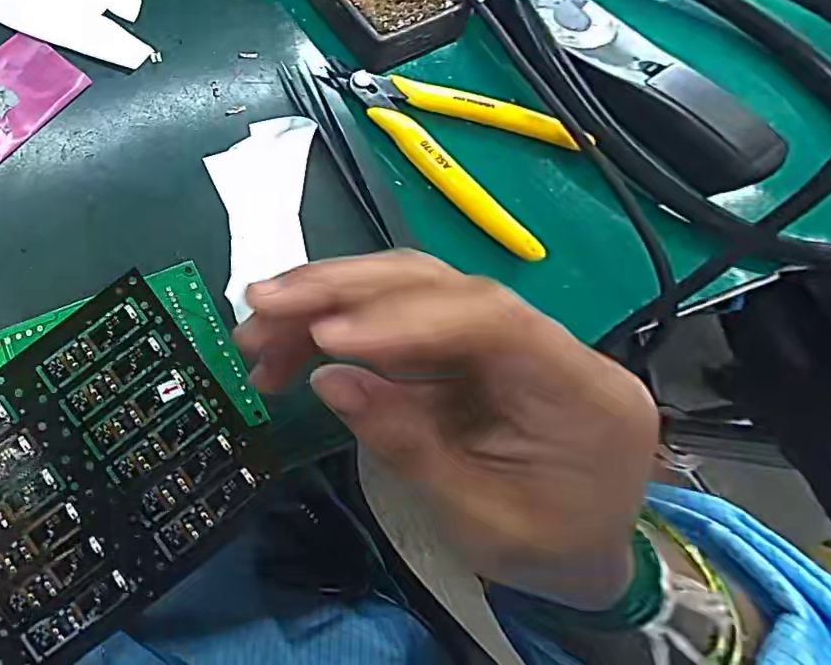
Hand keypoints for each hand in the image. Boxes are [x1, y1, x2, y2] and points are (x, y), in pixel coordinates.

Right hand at [234, 251, 657, 609]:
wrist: (561, 549)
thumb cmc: (538, 544)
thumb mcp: (480, 519)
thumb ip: (409, 447)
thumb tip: (327, 380)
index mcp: (575, 388)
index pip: (489, 320)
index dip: (401, 317)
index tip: (325, 338)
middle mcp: (529, 337)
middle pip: (424, 281)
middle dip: (333, 289)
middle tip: (261, 305)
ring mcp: (477, 328)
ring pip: (386, 283)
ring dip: (311, 297)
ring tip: (254, 327)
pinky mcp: (433, 330)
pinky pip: (367, 305)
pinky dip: (313, 317)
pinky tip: (276, 339)